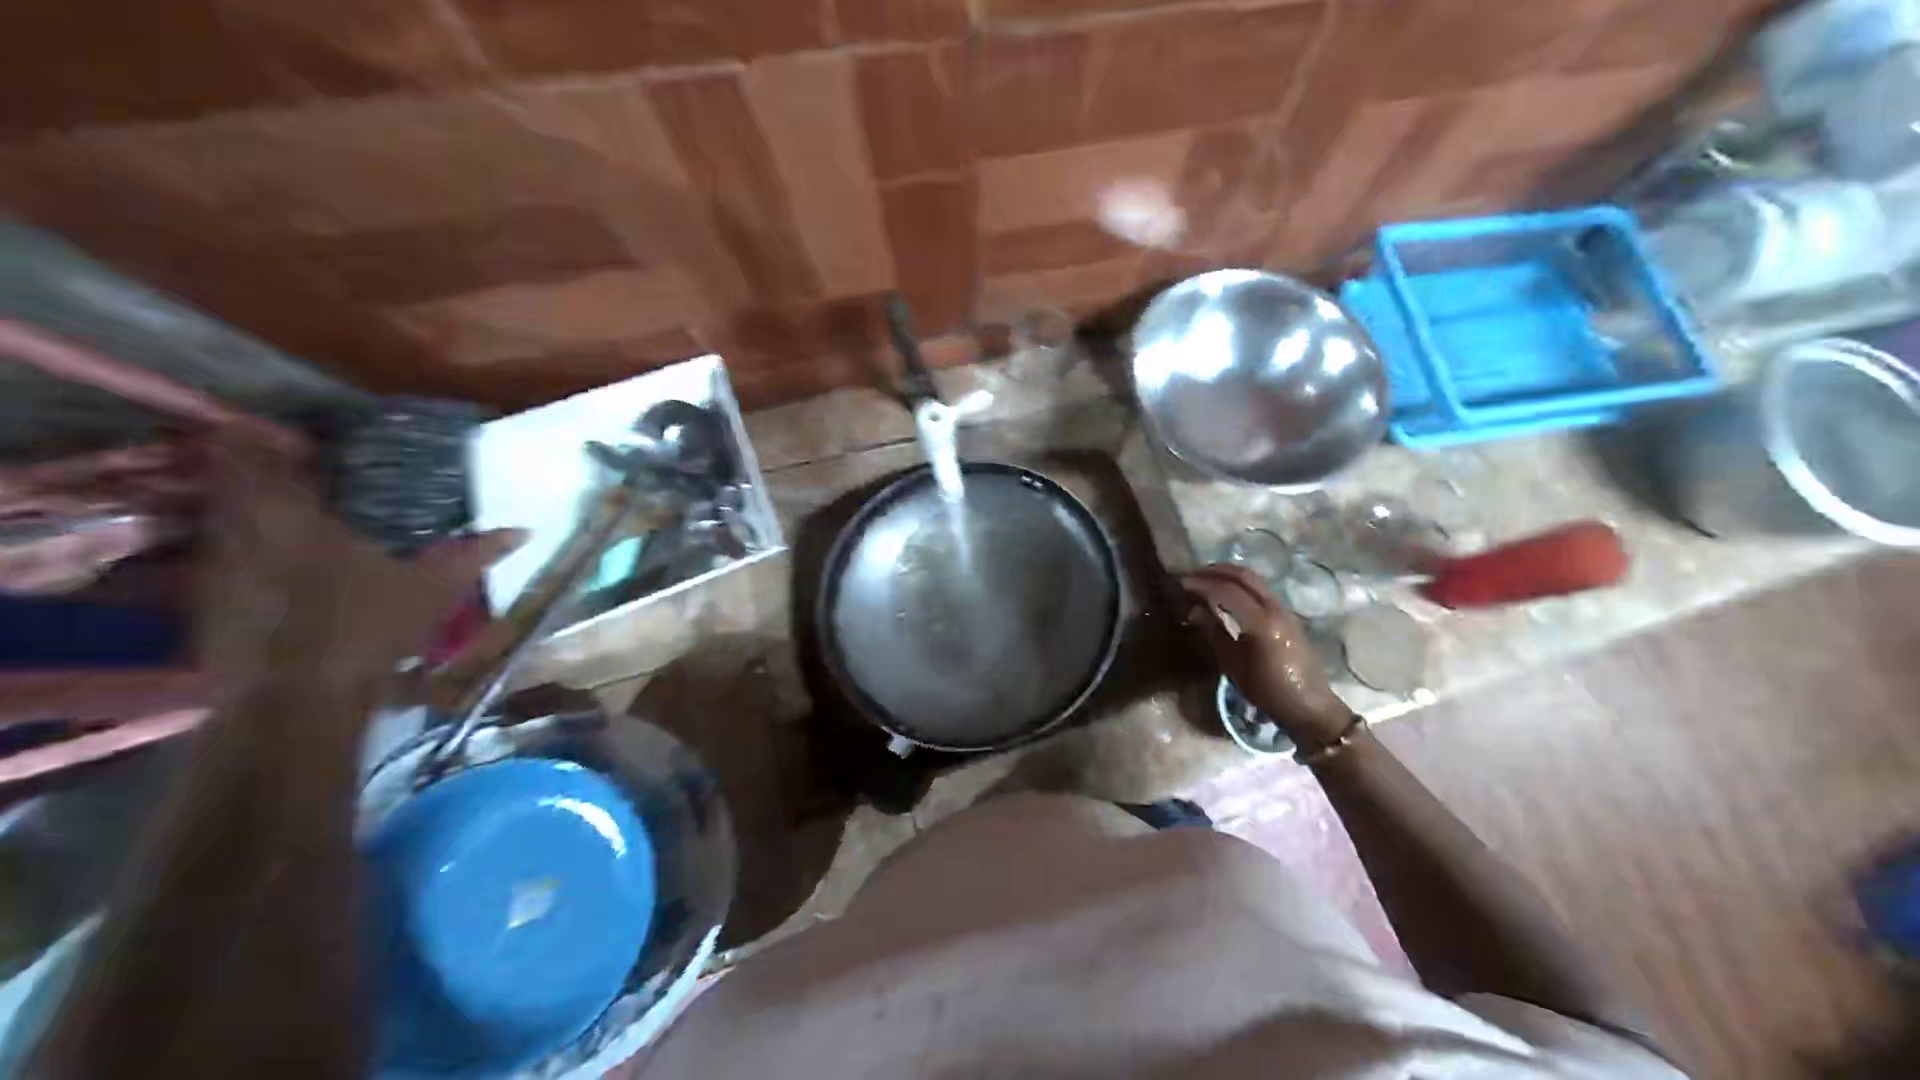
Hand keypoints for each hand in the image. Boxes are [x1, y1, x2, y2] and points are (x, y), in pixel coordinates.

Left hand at [197, 437, 523, 688]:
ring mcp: (219, 571)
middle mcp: (248, 534)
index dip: (276, 442)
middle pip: (233, 484)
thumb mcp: (435, 589)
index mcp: (300, 520)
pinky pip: (218, 560)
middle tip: (299, 472)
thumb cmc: (371, 629)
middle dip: (259, 472)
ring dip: (247, 510)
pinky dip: (240, 552)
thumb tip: (523, 530)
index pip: (268, 460)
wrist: (302, 698)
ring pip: (222, 521)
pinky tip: (272, 566)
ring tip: (287, 513)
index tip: (303, 441)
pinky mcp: (208, 605)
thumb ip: (474, 554)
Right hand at [1181, 563, 1352, 746]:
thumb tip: (1198, 611)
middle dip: (1215, 571)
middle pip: (1243, 576)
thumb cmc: (1267, 691)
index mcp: (1261, 623)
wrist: (1308, 706)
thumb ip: (1215, 633)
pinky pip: (1260, 590)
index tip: (1181, 584)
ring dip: (1228, 575)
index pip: (1226, 591)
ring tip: (1206, 580)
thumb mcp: (1233, 665)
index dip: (1201, 584)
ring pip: (1254, 580)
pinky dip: (1240, 584)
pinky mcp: (1287, 615)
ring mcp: (1284, 609)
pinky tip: (1226, 593)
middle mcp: (1275, 609)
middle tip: (1192, 575)